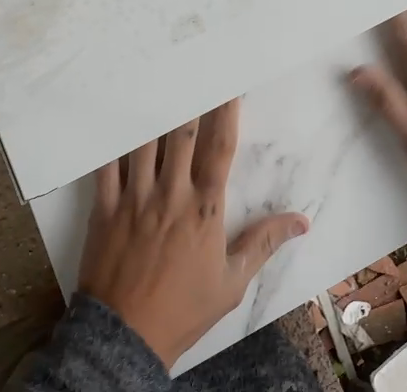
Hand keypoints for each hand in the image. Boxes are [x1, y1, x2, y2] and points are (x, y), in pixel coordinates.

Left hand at [76, 101, 309, 368]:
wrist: (126, 337)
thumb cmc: (184, 309)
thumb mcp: (232, 281)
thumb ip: (264, 243)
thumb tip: (302, 221)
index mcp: (205, 208)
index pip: (220, 149)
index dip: (226, 112)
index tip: (229, 84)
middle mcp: (171, 194)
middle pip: (182, 135)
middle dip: (189, 99)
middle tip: (192, 69)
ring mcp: (135, 199)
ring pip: (144, 143)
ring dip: (153, 111)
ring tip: (156, 81)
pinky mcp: (105, 209)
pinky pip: (105, 167)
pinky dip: (110, 142)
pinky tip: (112, 117)